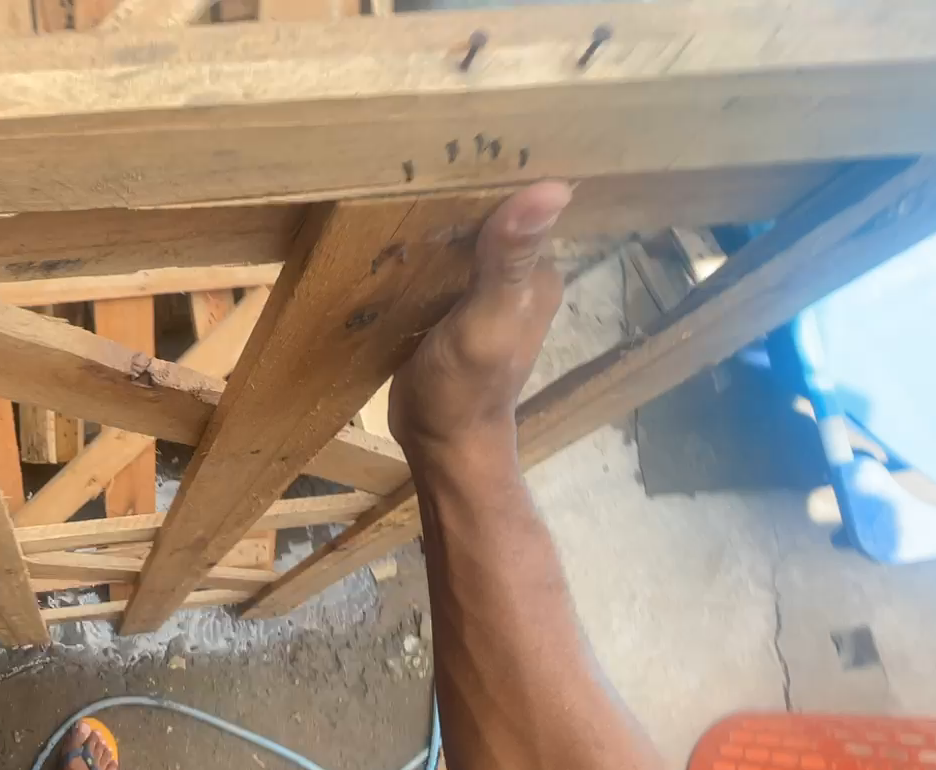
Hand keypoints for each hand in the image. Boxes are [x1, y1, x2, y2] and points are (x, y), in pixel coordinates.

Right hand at [388, 180, 570, 469]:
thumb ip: (508, 262)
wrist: (439, 446)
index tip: (442, 157)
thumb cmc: (464, 389)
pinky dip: (412, 267)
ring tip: (383, 208)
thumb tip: (552, 188)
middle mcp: (513, 282)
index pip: (516, 208)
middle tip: (399, 180)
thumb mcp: (486, 323)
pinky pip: (431, 280)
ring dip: (424, 236)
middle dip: (446, 206)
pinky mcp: (447, 319)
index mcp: (535, 274)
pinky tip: (383, 256)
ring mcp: (478, 302)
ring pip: (453, 252)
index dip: (484, 181)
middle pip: (481, 227)